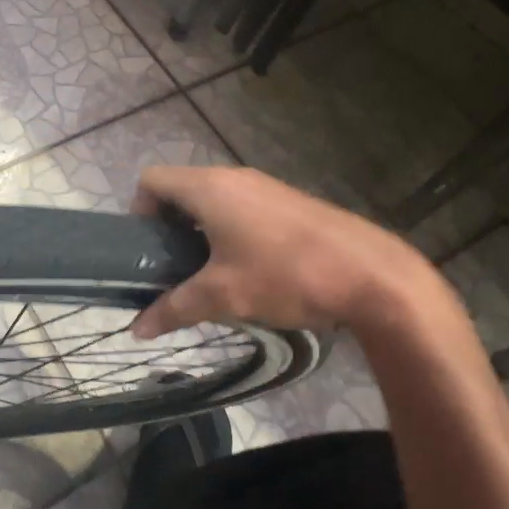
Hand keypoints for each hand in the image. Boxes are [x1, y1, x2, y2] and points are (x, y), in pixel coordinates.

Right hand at [130, 166, 437, 339]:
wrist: (373, 276)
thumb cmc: (285, 276)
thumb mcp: (223, 297)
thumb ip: (174, 309)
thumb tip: (136, 330)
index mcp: (209, 187)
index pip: (151, 181)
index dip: (139, 213)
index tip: (146, 251)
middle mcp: (233, 177)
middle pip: (181, 189)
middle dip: (169, 228)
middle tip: (172, 269)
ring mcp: (264, 187)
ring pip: (213, 200)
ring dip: (200, 232)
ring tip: (208, 276)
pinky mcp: (288, 203)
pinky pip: (241, 208)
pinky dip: (229, 232)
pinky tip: (246, 272)